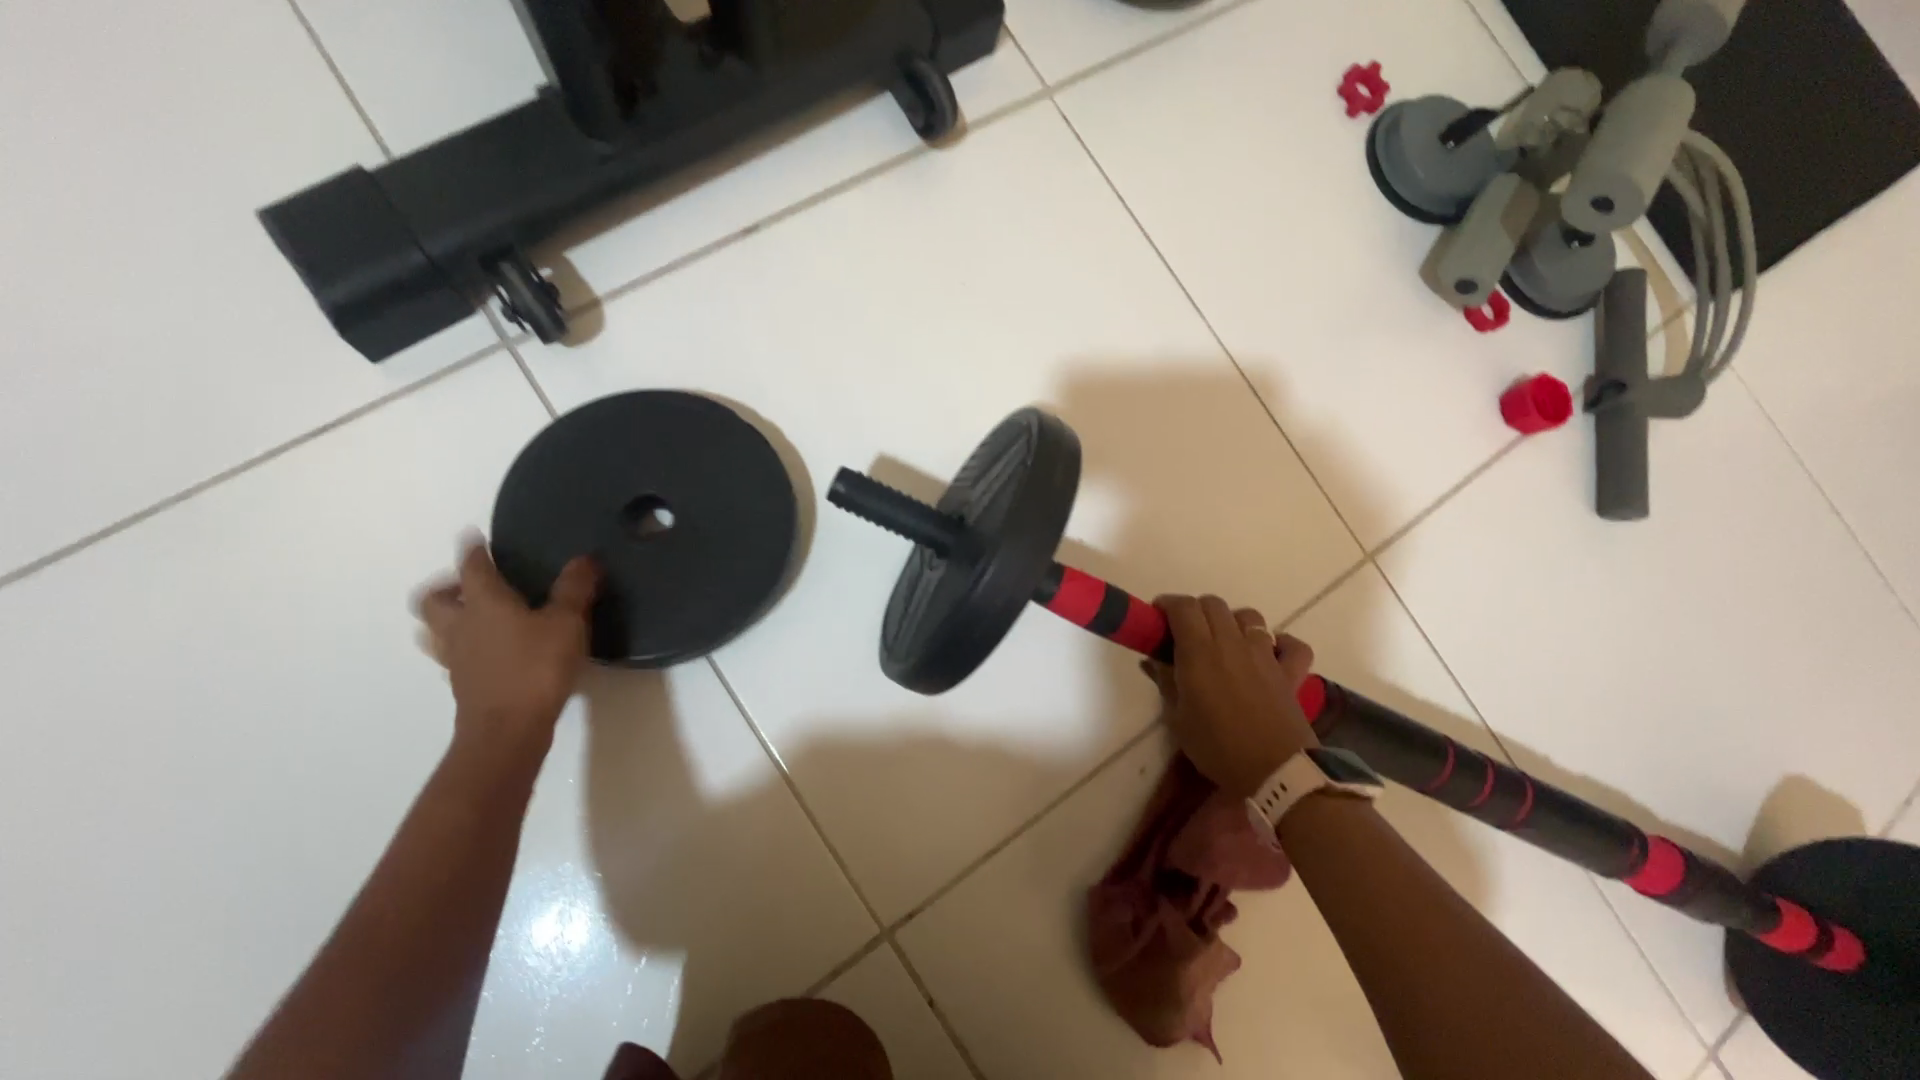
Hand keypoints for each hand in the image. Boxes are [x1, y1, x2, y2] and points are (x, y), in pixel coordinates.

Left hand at [416, 536, 599, 753]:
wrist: (507, 731)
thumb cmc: (537, 668)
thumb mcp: (567, 623)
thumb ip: (575, 589)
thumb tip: (585, 559)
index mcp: (484, 602)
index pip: (472, 565)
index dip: (474, 549)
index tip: (474, 537)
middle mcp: (460, 625)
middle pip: (433, 598)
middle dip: (447, 586)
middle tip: (472, 584)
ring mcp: (455, 657)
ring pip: (433, 630)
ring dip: (446, 619)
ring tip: (472, 618)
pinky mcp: (461, 684)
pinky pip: (450, 656)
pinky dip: (461, 648)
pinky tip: (486, 653)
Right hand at [1146, 595, 1319, 798]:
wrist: (1274, 770)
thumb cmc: (1217, 747)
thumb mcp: (1178, 719)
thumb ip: (1166, 683)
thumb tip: (1153, 661)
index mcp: (1200, 652)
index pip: (1183, 607)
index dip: (1168, 604)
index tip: (1158, 616)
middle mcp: (1232, 643)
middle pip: (1213, 604)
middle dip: (1195, 610)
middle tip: (1185, 633)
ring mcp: (1265, 654)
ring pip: (1249, 616)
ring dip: (1232, 621)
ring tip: (1224, 642)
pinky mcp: (1291, 671)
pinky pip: (1292, 645)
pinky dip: (1281, 643)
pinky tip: (1271, 653)